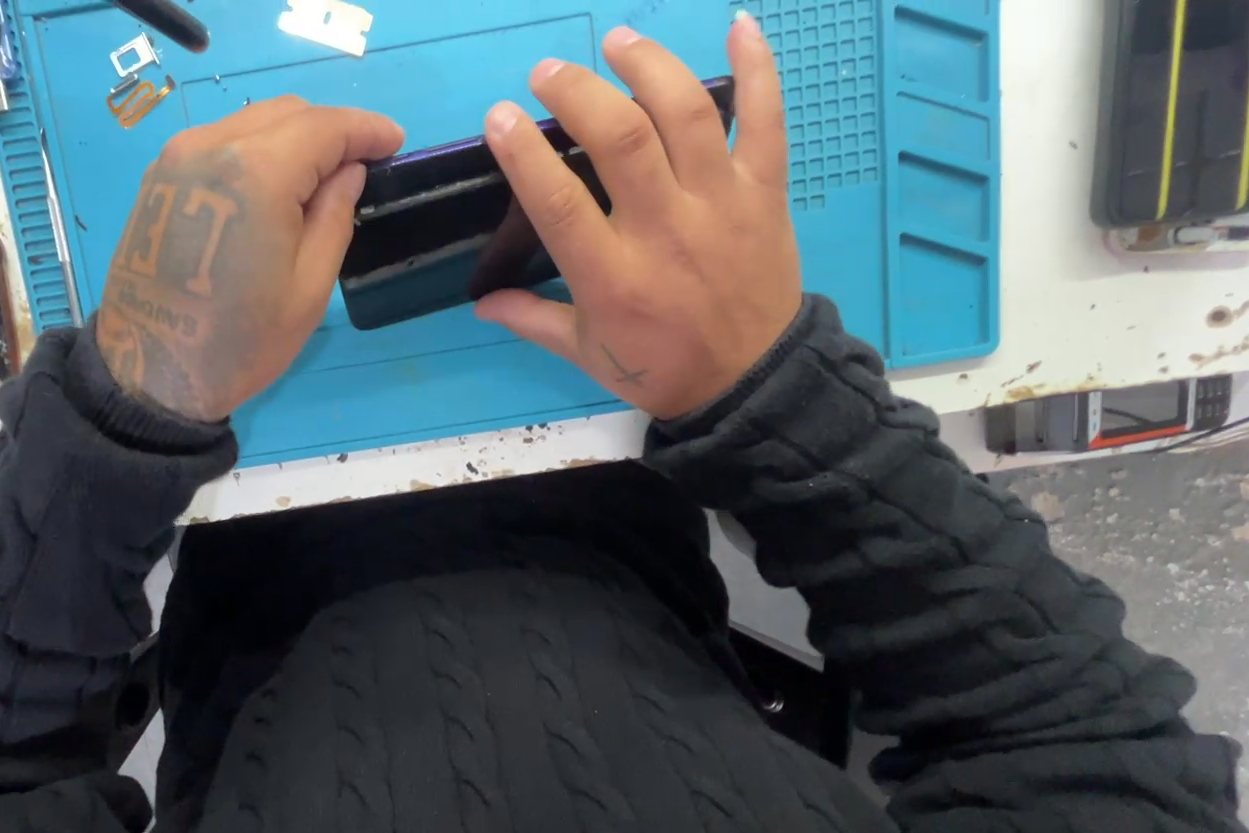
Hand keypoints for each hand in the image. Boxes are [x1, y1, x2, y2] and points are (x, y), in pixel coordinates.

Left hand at [94, 98, 404, 420]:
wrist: (153, 372)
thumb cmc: (242, 342)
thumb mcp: (309, 290)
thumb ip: (334, 217)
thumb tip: (348, 173)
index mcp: (256, 173)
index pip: (323, 127)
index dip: (365, 130)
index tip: (394, 141)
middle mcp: (210, 146)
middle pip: (285, 113)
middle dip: (330, 132)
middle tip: (362, 165)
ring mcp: (176, 158)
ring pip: (250, 124)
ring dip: (293, 140)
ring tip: (320, 179)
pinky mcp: (158, 178)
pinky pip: (220, 144)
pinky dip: (257, 152)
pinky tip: (273, 188)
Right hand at [475, 16, 801, 419]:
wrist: (750, 382)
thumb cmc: (659, 368)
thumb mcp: (587, 354)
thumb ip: (533, 321)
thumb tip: (481, 302)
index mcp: (612, 278)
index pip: (559, 203)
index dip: (525, 154)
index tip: (500, 118)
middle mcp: (665, 230)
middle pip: (621, 139)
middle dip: (578, 92)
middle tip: (548, 73)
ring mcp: (719, 204)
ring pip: (686, 113)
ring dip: (648, 65)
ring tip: (617, 40)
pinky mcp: (764, 192)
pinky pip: (766, 118)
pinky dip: (759, 66)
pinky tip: (738, 24)